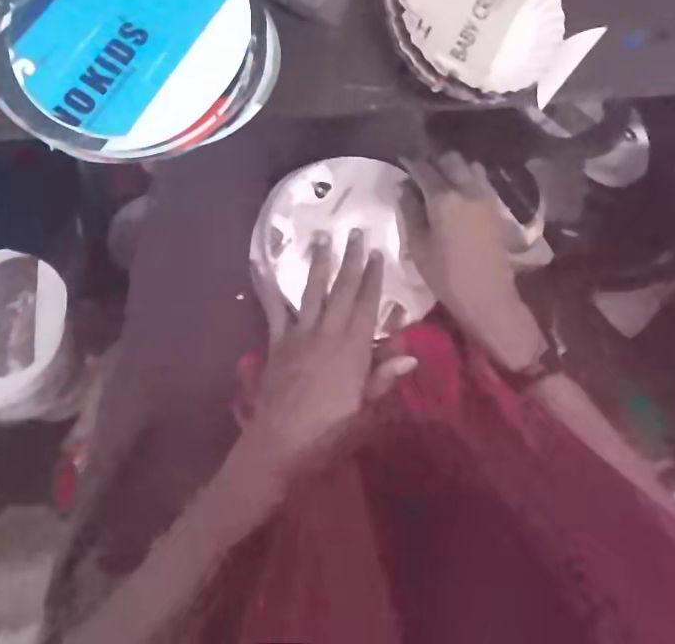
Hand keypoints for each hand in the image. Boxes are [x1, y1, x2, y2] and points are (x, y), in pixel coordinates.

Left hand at [242, 230, 414, 477]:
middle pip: (342, 291)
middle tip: (356, 233)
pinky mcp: (277, 340)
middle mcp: (327, 333)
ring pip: (312, 291)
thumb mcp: (364, 410)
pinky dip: (269, 287)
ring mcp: (299, 333)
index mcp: (353, 349)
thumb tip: (409, 354)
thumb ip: (382, 377)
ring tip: (323, 238)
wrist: (280, 441)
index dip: (373, 279)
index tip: (378, 254)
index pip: (367, 306)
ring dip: (319, 263)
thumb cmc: (329, 432)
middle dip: (351, 261)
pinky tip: (264, 266)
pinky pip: (274, 309)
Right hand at [405, 153, 548, 371]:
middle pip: (451, 160)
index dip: (410, 162)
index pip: (424, 169)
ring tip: (442, 180)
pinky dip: (468, 180)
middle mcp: (467, 190)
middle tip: (421, 170)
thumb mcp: (418, 246)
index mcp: (444, 199)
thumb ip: (409, 211)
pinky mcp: (497, 209)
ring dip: (455, 168)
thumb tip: (403, 187)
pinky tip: (459, 194)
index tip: (401, 159)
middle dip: (435, 160)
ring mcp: (486, 198)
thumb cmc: (446, 275)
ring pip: (470, 167)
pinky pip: (481, 182)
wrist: (489, 298)